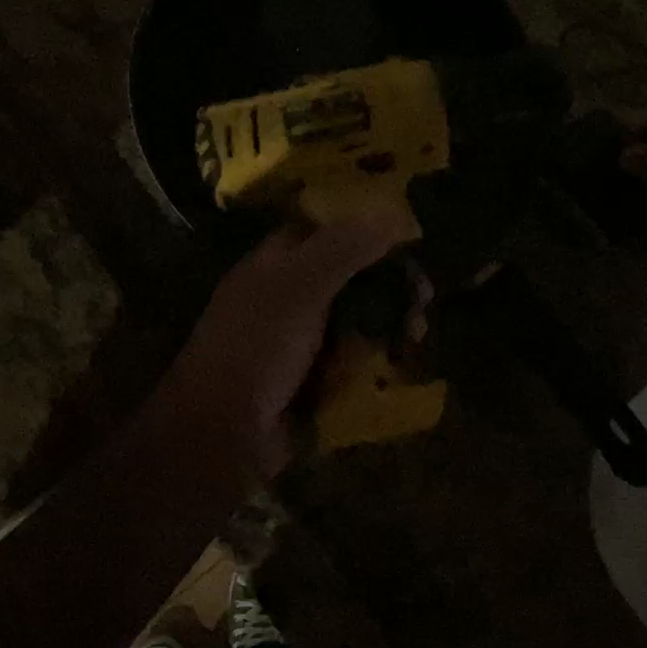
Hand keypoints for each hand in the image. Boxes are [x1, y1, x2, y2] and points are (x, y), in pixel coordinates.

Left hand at [153, 207, 415, 481]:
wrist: (224, 434)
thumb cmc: (257, 347)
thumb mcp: (300, 287)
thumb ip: (344, 248)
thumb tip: (392, 214)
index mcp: (274, 264)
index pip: (323, 230)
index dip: (363, 227)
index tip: (406, 236)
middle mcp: (288, 297)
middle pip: (350, 278)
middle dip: (389, 285)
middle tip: (423, 298)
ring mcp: (301, 341)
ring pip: (357, 320)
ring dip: (388, 325)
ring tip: (415, 336)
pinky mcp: (314, 380)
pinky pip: (354, 360)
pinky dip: (375, 360)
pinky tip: (398, 363)